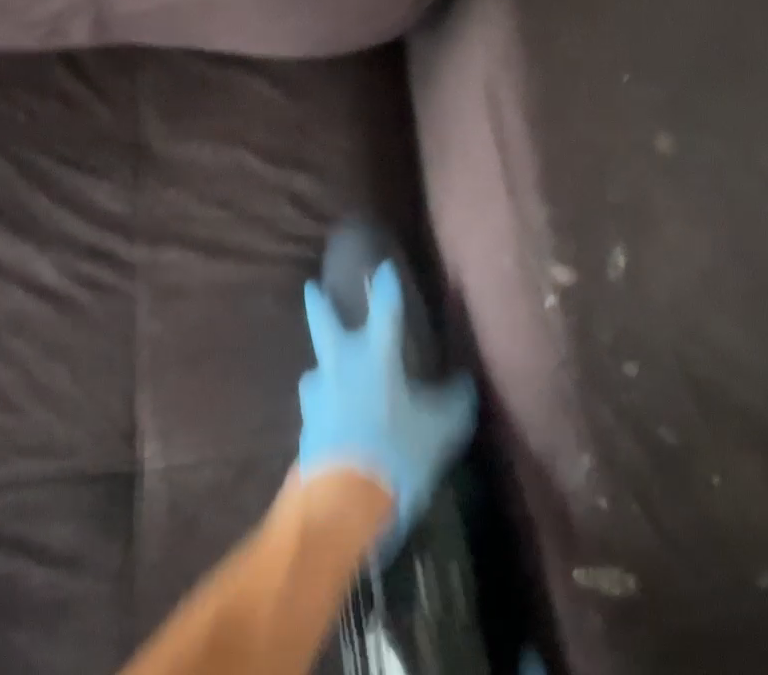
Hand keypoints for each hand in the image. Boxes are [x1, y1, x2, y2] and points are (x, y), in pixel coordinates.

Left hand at [295, 260, 478, 547]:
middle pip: (323, 320)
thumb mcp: (443, 428)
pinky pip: (319, 401)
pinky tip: (338, 414)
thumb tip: (461, 381)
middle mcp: (340, 363)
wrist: (346, 500)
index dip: (387, 286)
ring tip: (338, 373)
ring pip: (319, 366)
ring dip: (327, 365)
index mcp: (376, 355)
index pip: (385, 309)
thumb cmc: (401, 454)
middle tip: (312, 285)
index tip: (384, 268)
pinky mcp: (305, 421)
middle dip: (318, 300)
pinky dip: (328, 401)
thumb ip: (455, 399)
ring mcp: (317, 392)